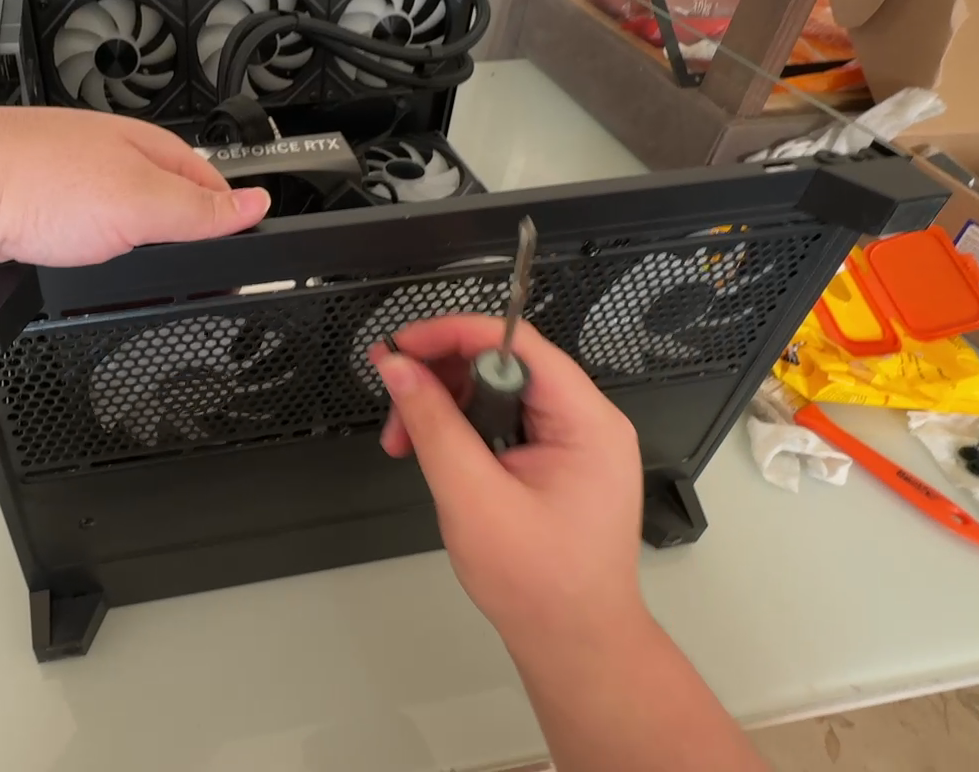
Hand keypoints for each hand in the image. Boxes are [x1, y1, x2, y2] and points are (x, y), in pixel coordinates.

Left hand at [0, 107, 269, 267]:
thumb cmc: (38, 182)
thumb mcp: (141, 204)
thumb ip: (200, 210)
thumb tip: (255, 203)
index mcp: (142, 146)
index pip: (205, 177)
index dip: (225, 211)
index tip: (238, 240)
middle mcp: (106, 154)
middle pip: (162, 192)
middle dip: (178, 228)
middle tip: (192, 264)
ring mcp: (69, 175)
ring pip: (119, 209)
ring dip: (134, 238)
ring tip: (144, 265)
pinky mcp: (36, 200)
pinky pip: (80, 223)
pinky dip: (91, 244)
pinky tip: (87, 258)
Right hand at [370, 315, 646, 652]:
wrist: (573, 643)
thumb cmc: (539, 585)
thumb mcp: (471, 497)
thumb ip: (432, 424)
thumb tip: (398, 368)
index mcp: (586, 422)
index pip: (514, 343)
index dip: (450, 335)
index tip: (401, 347)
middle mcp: (584, 420)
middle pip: (498, 362)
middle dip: (437, 379)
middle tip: (393, 399)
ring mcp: (569, 438)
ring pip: (490, 389)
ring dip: (440, 407)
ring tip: (404, 441)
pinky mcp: (550, 455)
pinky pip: (496, 418)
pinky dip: (456, 429)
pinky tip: (429, 452)